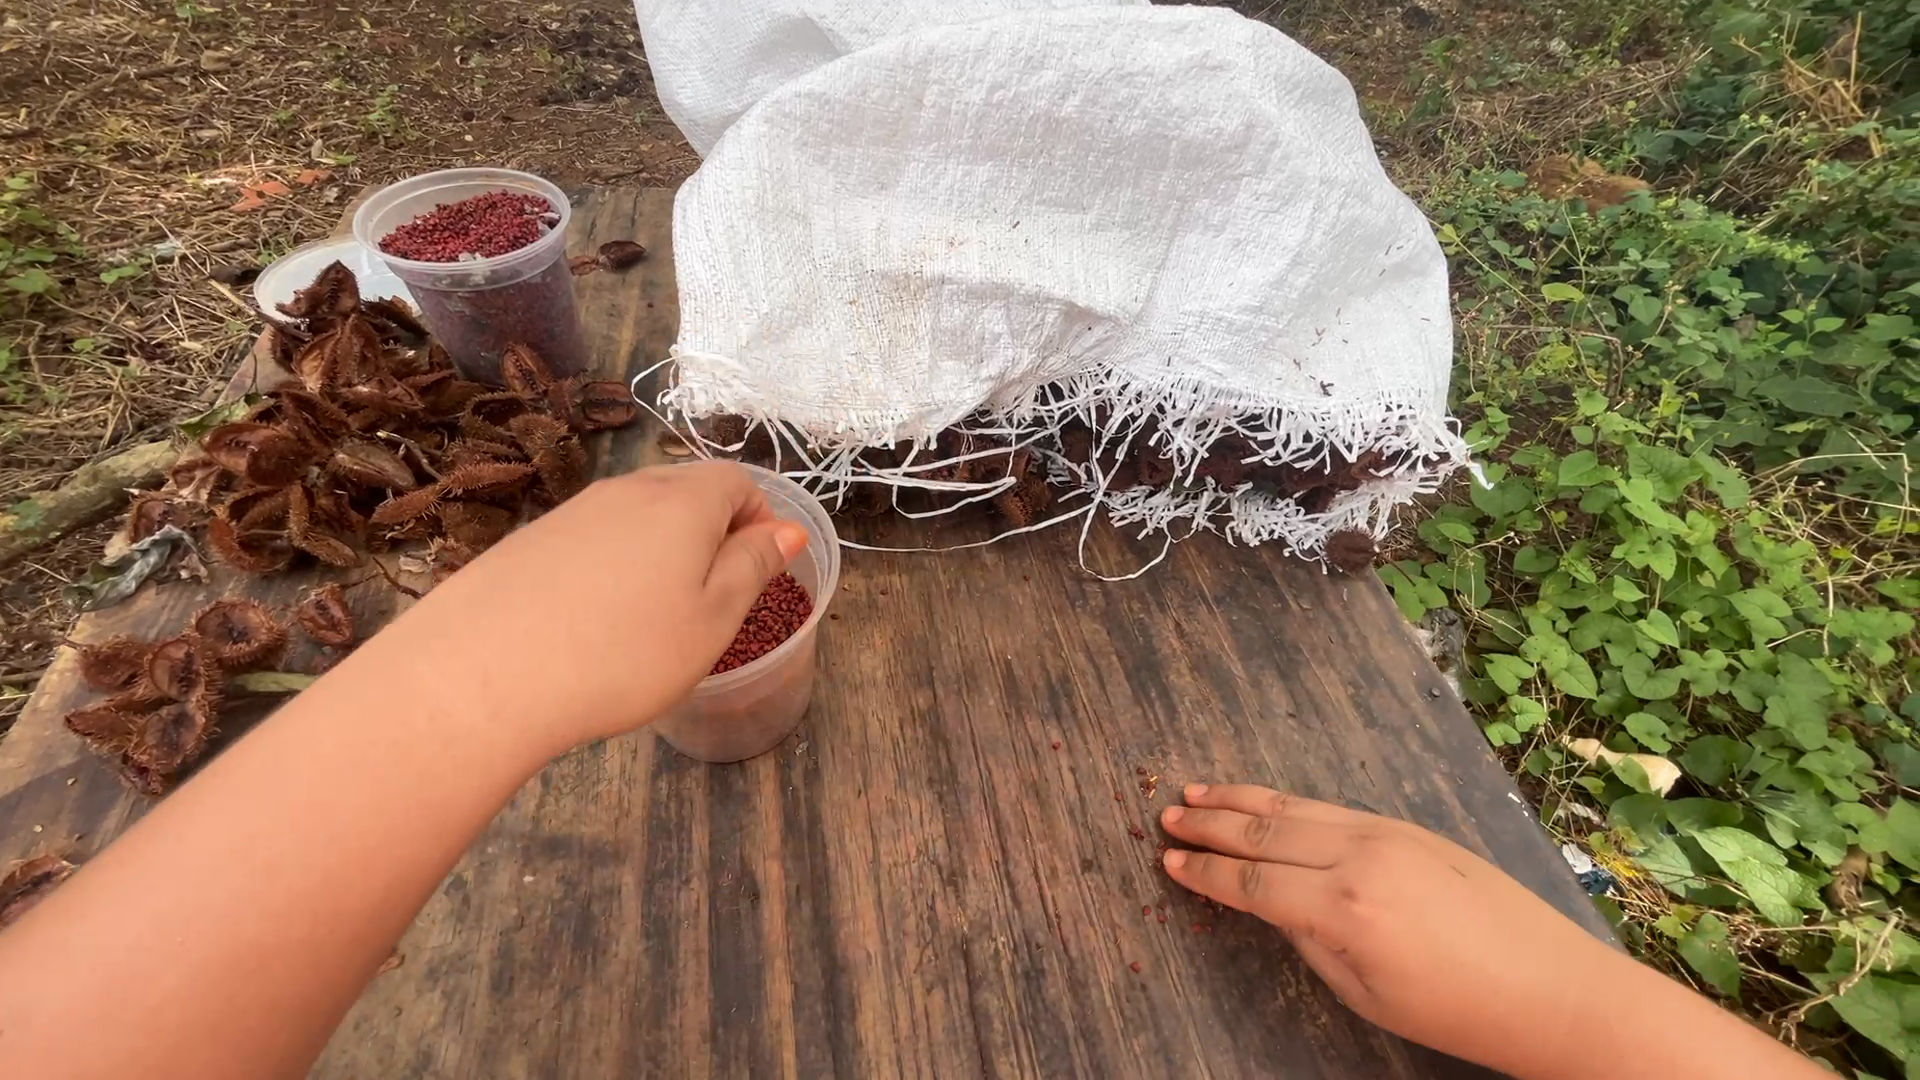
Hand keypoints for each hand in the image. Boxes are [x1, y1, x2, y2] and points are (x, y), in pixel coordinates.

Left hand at [365, 461, 809, 752]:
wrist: (476, 679)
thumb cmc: (624, 652)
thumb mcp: (714, 617)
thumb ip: (755, 565)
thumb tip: (788, 529)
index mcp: (682, 502)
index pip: (738, 481)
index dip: (760, 518)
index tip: (759, 567)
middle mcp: (627, 490)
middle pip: (688, 489)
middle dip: (716, 530)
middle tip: (713, 594)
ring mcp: (572, 511)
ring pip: (641, 512)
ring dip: (666, 546)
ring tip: (658, 610)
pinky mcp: (530, 540)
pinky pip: (597, 535)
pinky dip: (618, 561)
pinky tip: (599, 616)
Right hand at [1159, 784, 1622, 1078]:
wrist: (1556, 989)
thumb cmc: (1457, 1012)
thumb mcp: (1366, 992)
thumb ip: (1308, 937)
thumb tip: (1274, 900)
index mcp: (1342, 910)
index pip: (1252, 883)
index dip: (1206, 875)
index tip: (1170, 862)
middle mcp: (1354, 858)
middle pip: (1262, 833)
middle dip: (1209, 826)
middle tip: (1168, 816)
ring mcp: (1378, 832)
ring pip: (1289, 807)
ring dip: (1237, 799)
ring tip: (1196, 793)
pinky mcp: (1399, 824)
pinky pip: (1324, 806)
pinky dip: (1281, 800)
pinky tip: (1259, 799)